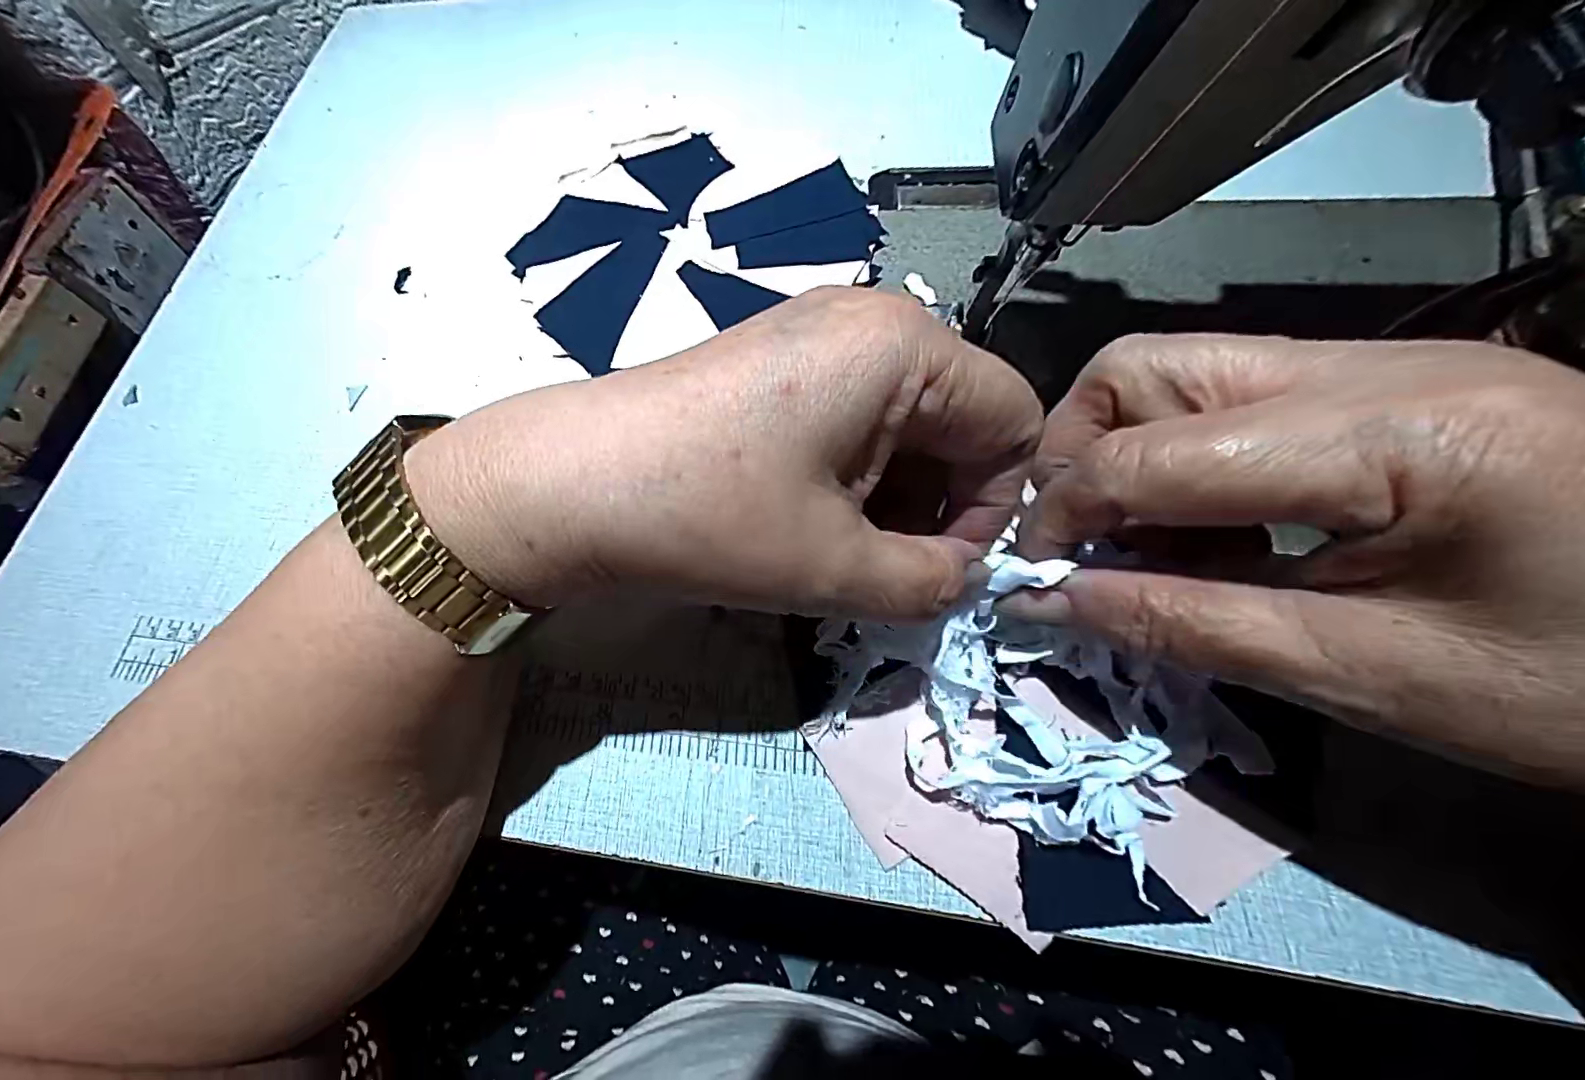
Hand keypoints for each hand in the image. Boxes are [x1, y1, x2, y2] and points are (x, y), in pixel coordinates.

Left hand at [408, 287, 1041, 620]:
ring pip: (912, 423)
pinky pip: (863, 414)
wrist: (570, 482)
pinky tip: (814, 512)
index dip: (993, 506)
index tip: (941, 565)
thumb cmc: (711, 516)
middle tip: (890, 564)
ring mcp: (823, 333)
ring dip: (900, 495)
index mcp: (906, 348)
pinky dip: (861, 472)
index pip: (1014, 423)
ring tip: (844, 544)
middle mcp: (873, 320)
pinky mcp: (786, 358)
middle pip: (963, 420)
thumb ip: (931, 584)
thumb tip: (964, 579)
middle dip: (943, 504)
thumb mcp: (836, 569)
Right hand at [1007, 335, 1584, 815]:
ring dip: (1123, 462)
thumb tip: (1050, 604)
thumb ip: (1183, 624)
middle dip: (1077, 460)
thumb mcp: (1364, 679)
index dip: (1064, 517)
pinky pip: (1228, 404)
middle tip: (1077, 550)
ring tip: (1140, 550)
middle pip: (1145, 368)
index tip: (1028, 580)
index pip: (1152, 452)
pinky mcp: (1388, 387)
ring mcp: (1387, 362)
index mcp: (1399, 430)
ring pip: (1177, 374)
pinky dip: (1180, 468)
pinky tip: (1203, 536)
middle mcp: (1380, 362)